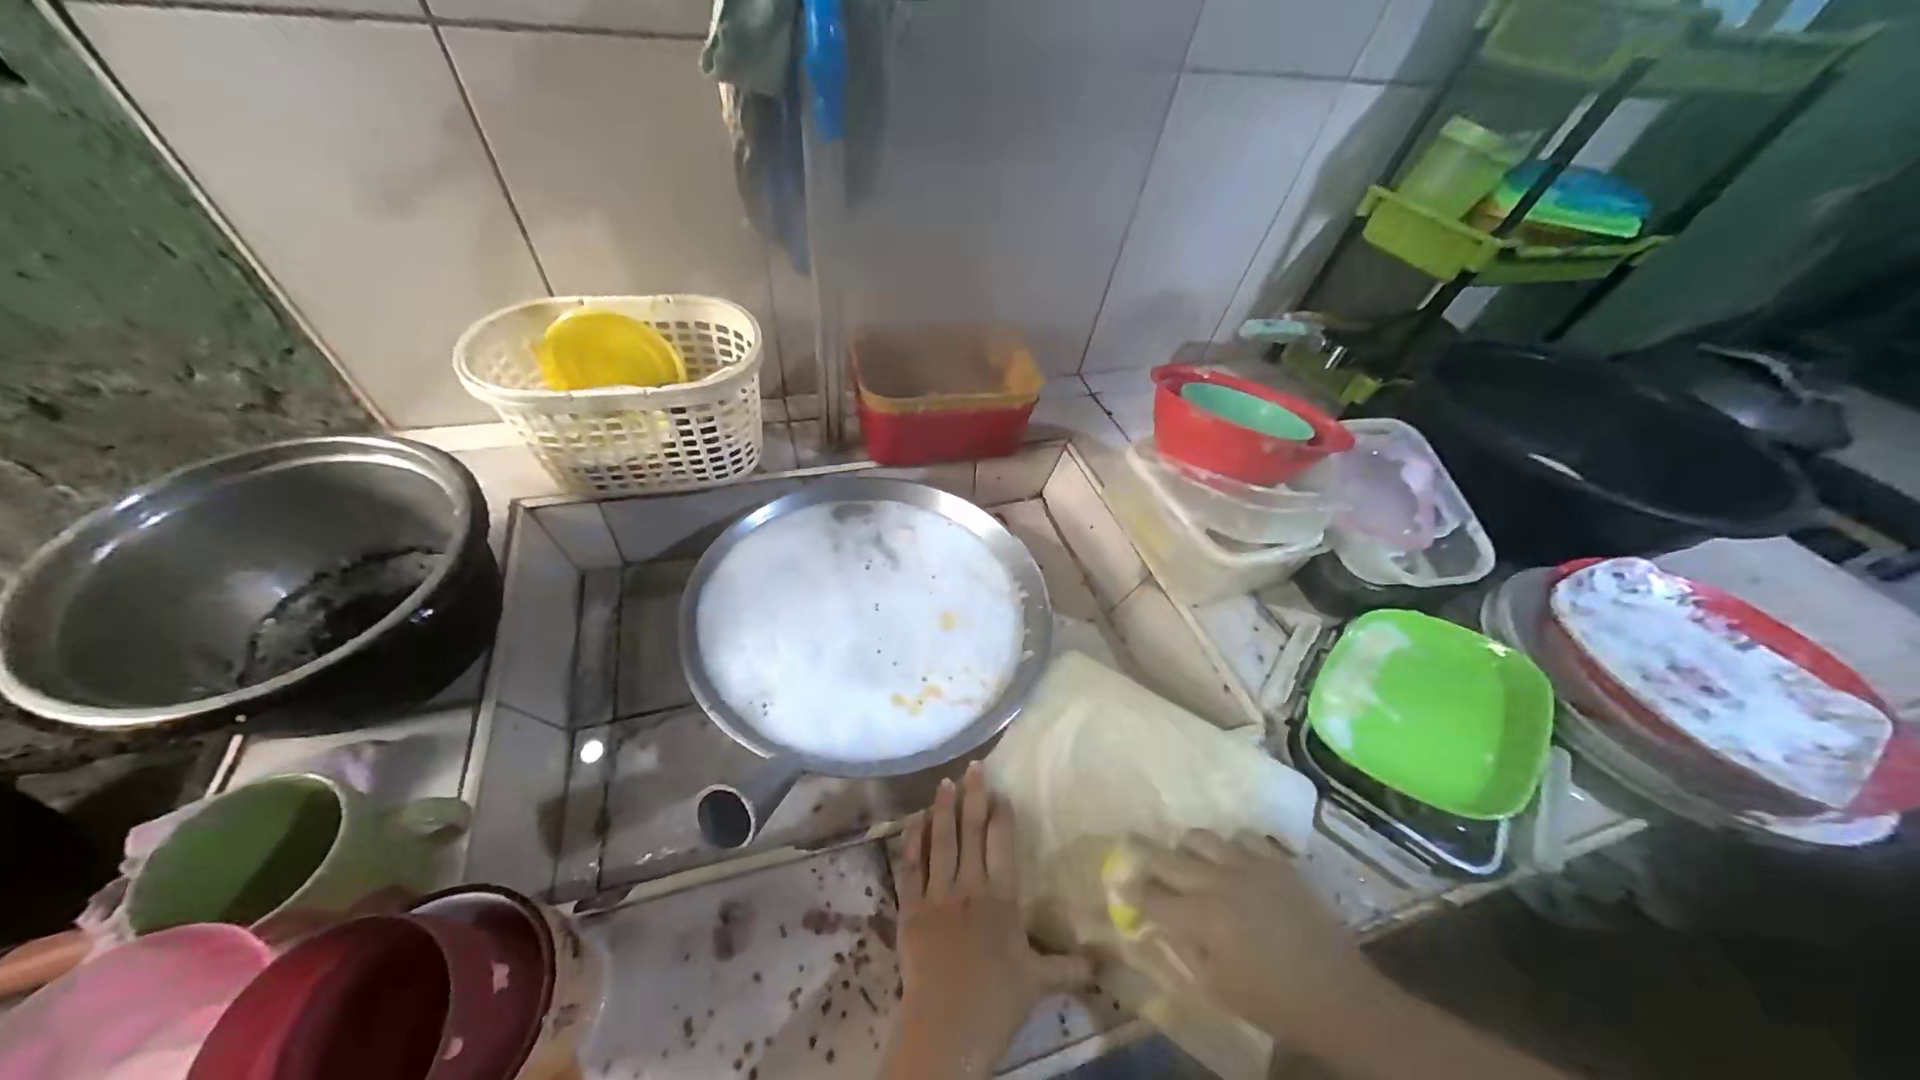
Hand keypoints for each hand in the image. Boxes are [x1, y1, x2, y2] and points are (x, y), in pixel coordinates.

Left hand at [882, 761, 1091, 1079]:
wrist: (947, 1026)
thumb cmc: (997, 1002)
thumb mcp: (1038, 982)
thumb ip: (1069, 967)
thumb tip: (1104, 966)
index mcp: (1001, 898)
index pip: (1001, 844)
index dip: (1000, 814)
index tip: (1000, 791)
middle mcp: (969, 886)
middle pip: (970, 831)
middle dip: (972, 796)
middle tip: (973, 767)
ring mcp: (936, 895)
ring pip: (939, 841)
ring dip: (942, 809)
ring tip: (944, 783)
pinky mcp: (910, 908)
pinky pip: (910, 866)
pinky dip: (912, 841)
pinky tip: (914, 821)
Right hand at [1125, 830, 1379, 1046]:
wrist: (1340, 996)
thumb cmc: (1273, 1002)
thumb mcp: (1217, 988)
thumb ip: (1183, 950)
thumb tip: (1158, 924)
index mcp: (1201, 918)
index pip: (1151, 898)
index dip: (1131, 893)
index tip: (1120, 888)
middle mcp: (1218, 883)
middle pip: (1167, 858)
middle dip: (1146, 860)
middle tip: (1138, 860)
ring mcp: (1248, 866)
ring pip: (1200, 837)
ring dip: (1186, 848)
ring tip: (1188, 861)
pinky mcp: (1276, 862)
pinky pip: (1242, 836)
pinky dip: (1229, 845)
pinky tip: (1232, 861)